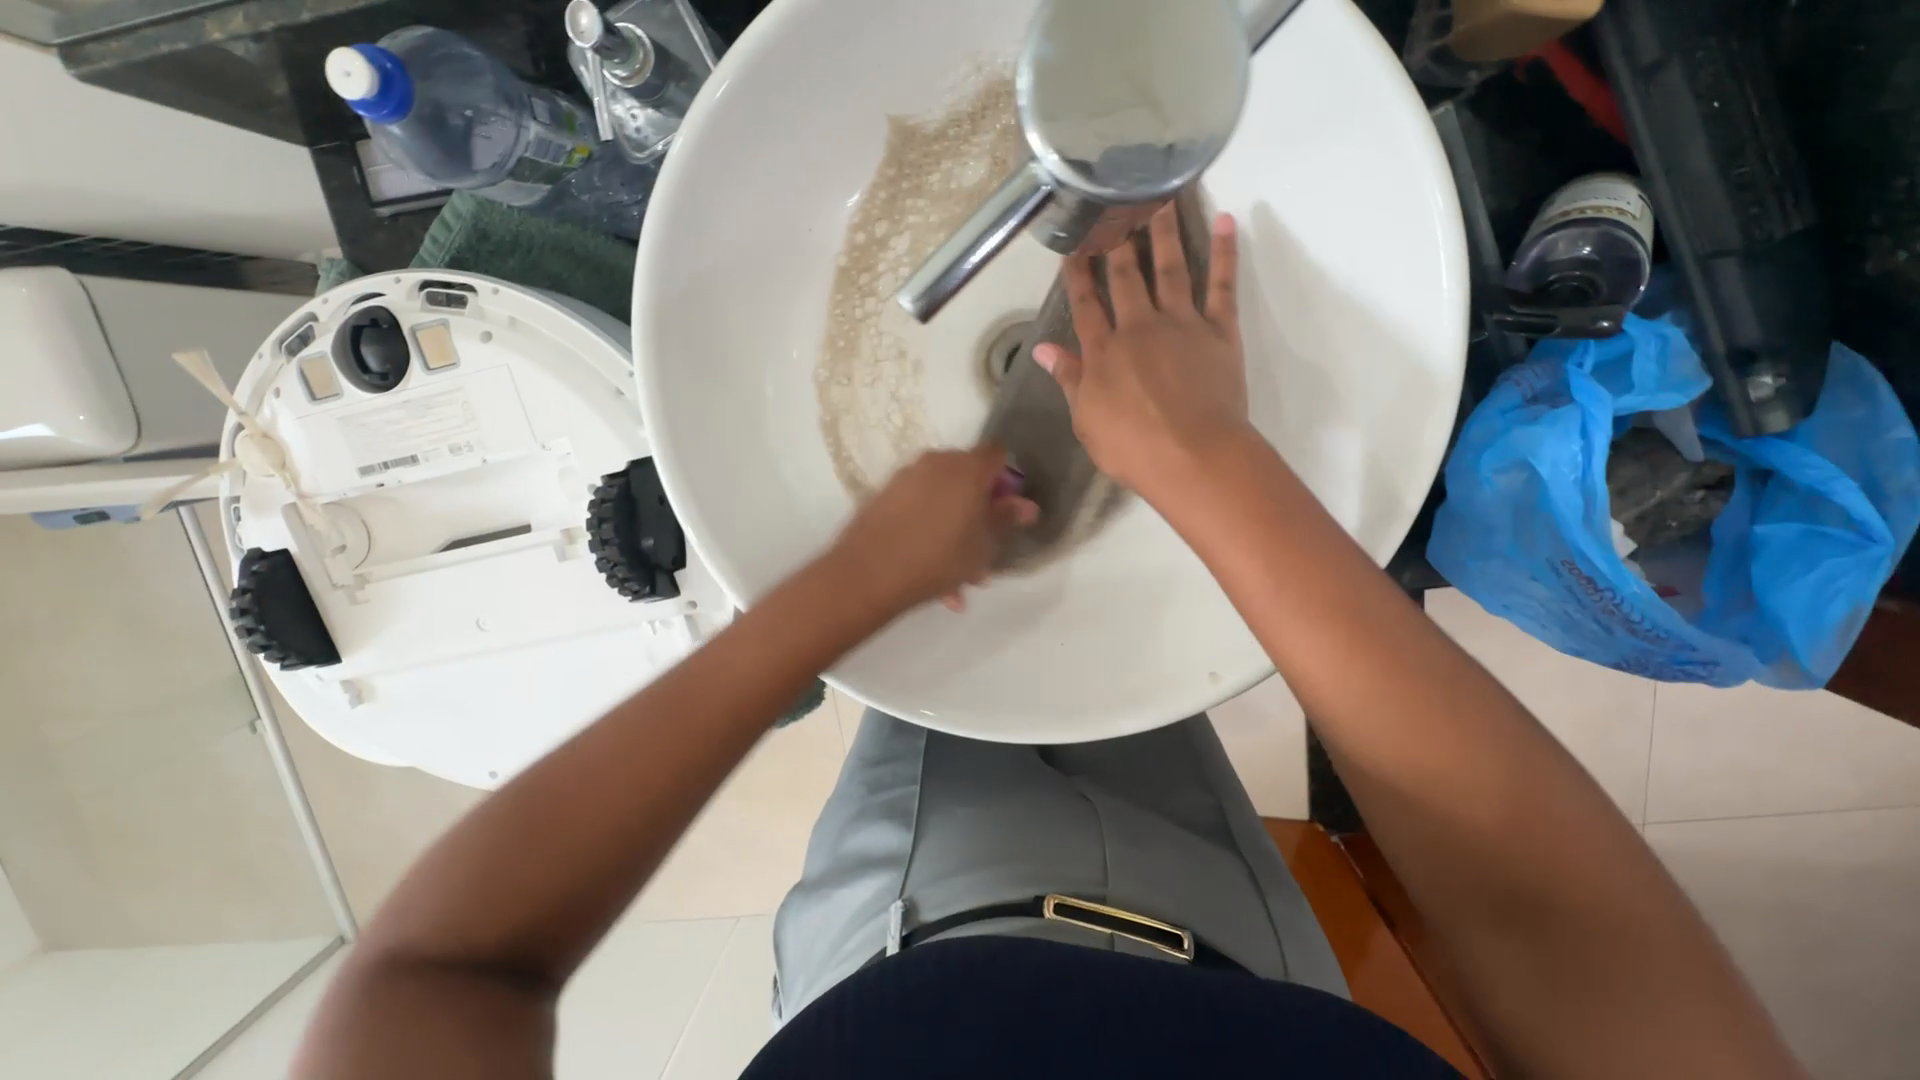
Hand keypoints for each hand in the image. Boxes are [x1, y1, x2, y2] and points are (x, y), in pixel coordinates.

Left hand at [828, 444, 1037, 613]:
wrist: (869, 573)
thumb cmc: (939, 557)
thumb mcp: (984, 545)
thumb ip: (1006, 519)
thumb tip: (1028, 504)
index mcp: (967, 468)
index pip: (997, 454)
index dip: (1007, 479)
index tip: (1006, 510)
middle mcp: (935, 463)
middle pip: (968, 478)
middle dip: (979, 513)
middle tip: (985, 551)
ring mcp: (906, 478)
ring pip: (942, 501)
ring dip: (955, 533)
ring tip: (959, 581)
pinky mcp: (883, 496)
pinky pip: (918, 511)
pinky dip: (929, 535)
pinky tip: (935, 581)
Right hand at [1034, 204, 1255, 503]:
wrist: (1193, 456)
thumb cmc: (1133, 448)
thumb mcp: (1087, 421)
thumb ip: (1070, 379)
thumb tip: (1044, 350)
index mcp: (1103, 352)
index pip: (1085, 304)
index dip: (1077, 274)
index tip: (1073, 245)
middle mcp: (1139, 327)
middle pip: (1125, 276)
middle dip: (1117, 239)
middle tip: (1115, 205)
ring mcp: (1182, 324)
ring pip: (1170, 269)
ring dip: (1164, 232)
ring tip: (1161, 198)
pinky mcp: (1220, 331)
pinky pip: (1222, 286)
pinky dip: (1224, 253)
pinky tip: (1224, 221)